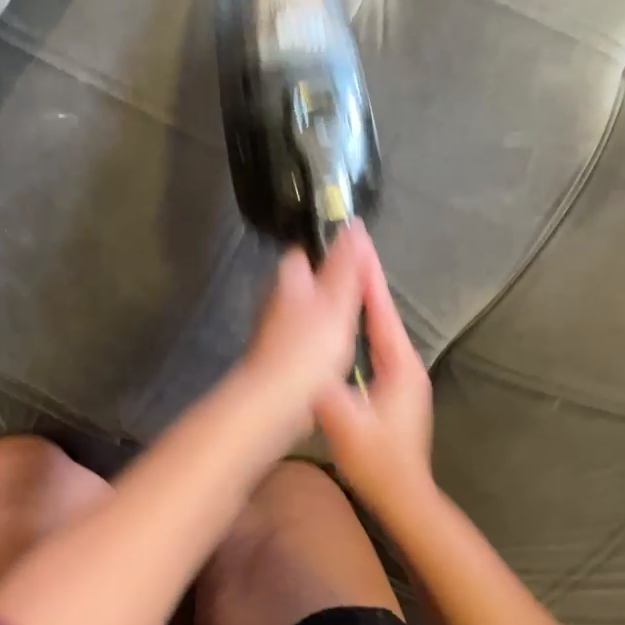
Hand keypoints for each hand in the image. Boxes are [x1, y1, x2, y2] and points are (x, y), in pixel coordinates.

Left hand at [240, 227, 370, 428]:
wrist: (275, 400)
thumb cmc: (309, 348)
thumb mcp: (337, 302)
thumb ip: (346, 266)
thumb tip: (353, 223)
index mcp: (289, 283)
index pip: (300, 255)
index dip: (322, 253)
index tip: (348, 261)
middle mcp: (274, 303)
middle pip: (298, 285)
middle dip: (321, 288)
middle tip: (353, 298)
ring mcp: (270, 334)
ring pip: (297, 315)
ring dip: (317, 318)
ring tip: (347, 329)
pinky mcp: (273, 361)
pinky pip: (296, 344)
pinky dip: (311, 346)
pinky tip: (329, 359)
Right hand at [314, 242, 432, 509]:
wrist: (404, 496)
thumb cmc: (378, 463)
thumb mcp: (347, 428)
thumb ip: (327, 394)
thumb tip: (303, 361)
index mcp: (400, 366)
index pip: (382, 311)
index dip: (369, 276)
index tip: (359, 243)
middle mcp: (406, 364)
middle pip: (384, 313)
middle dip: (367, 279)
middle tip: (350, 247)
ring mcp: (403, 377)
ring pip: (380, 328)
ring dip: (364, 300)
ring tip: (344, 274)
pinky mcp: (395, 388)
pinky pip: (377, 344)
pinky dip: (363, 323)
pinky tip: (346, 321)